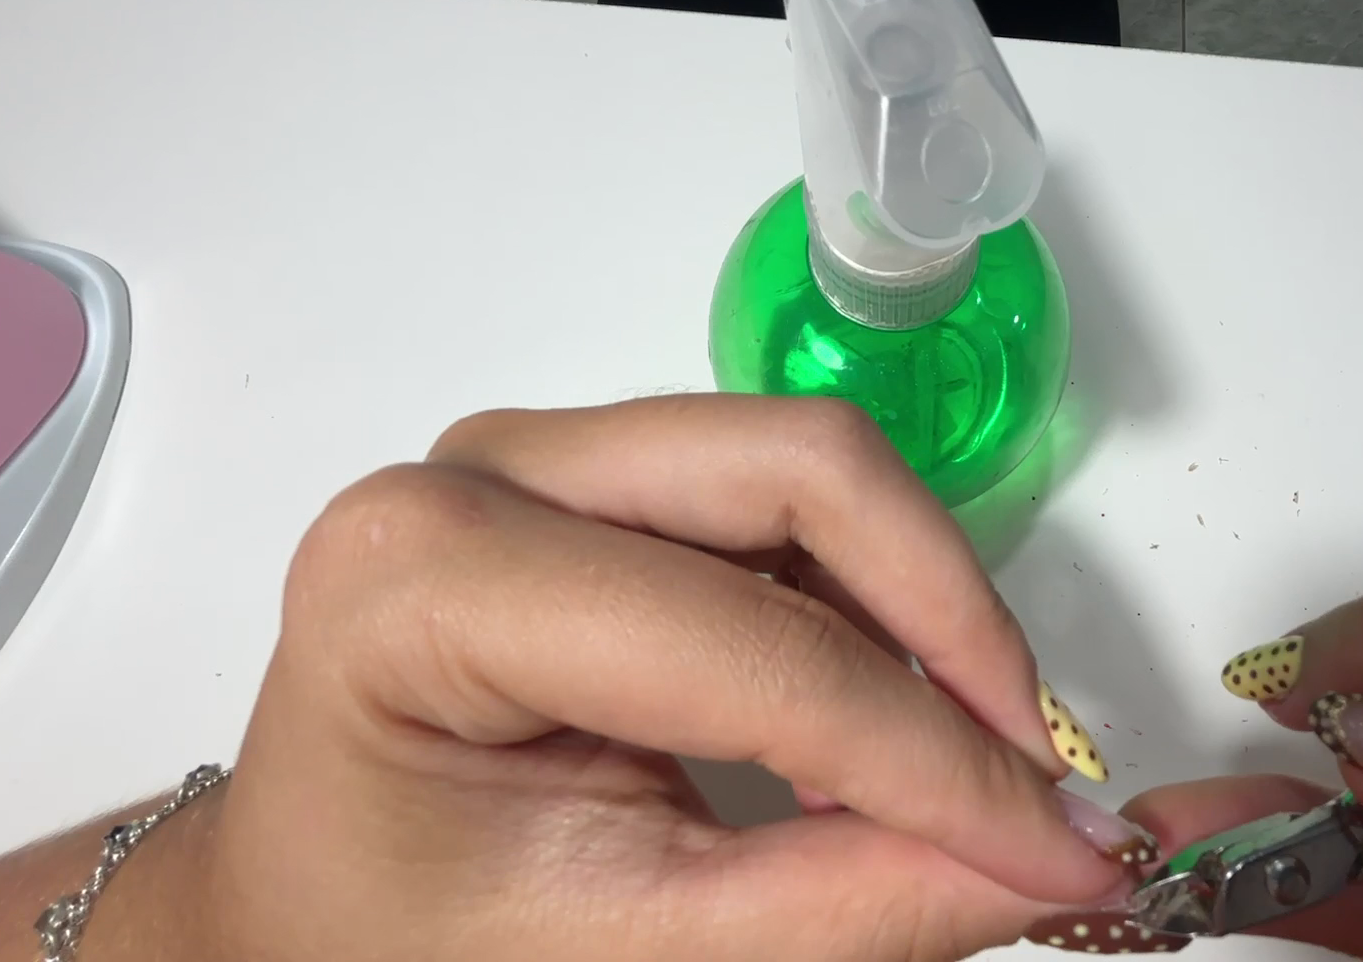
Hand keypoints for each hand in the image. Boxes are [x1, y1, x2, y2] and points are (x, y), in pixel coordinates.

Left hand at [177, 396, 1166, 960]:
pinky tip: (881, 697)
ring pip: (812, 466)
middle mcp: (503, 465)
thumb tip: (1053, 862)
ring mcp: (567, 451)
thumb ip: (851, 905)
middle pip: (802, 467)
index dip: (927, 748)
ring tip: (957, 737)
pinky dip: (871, 591)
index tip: (1051, 835)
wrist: (308, 897)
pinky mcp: (626, 471)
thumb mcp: (627, 954)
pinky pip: (792, 497)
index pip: (750, 642)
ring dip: (920, 597)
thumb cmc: (409, 945)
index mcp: (434, 578)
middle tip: (1023, 744)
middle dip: (947, 605)